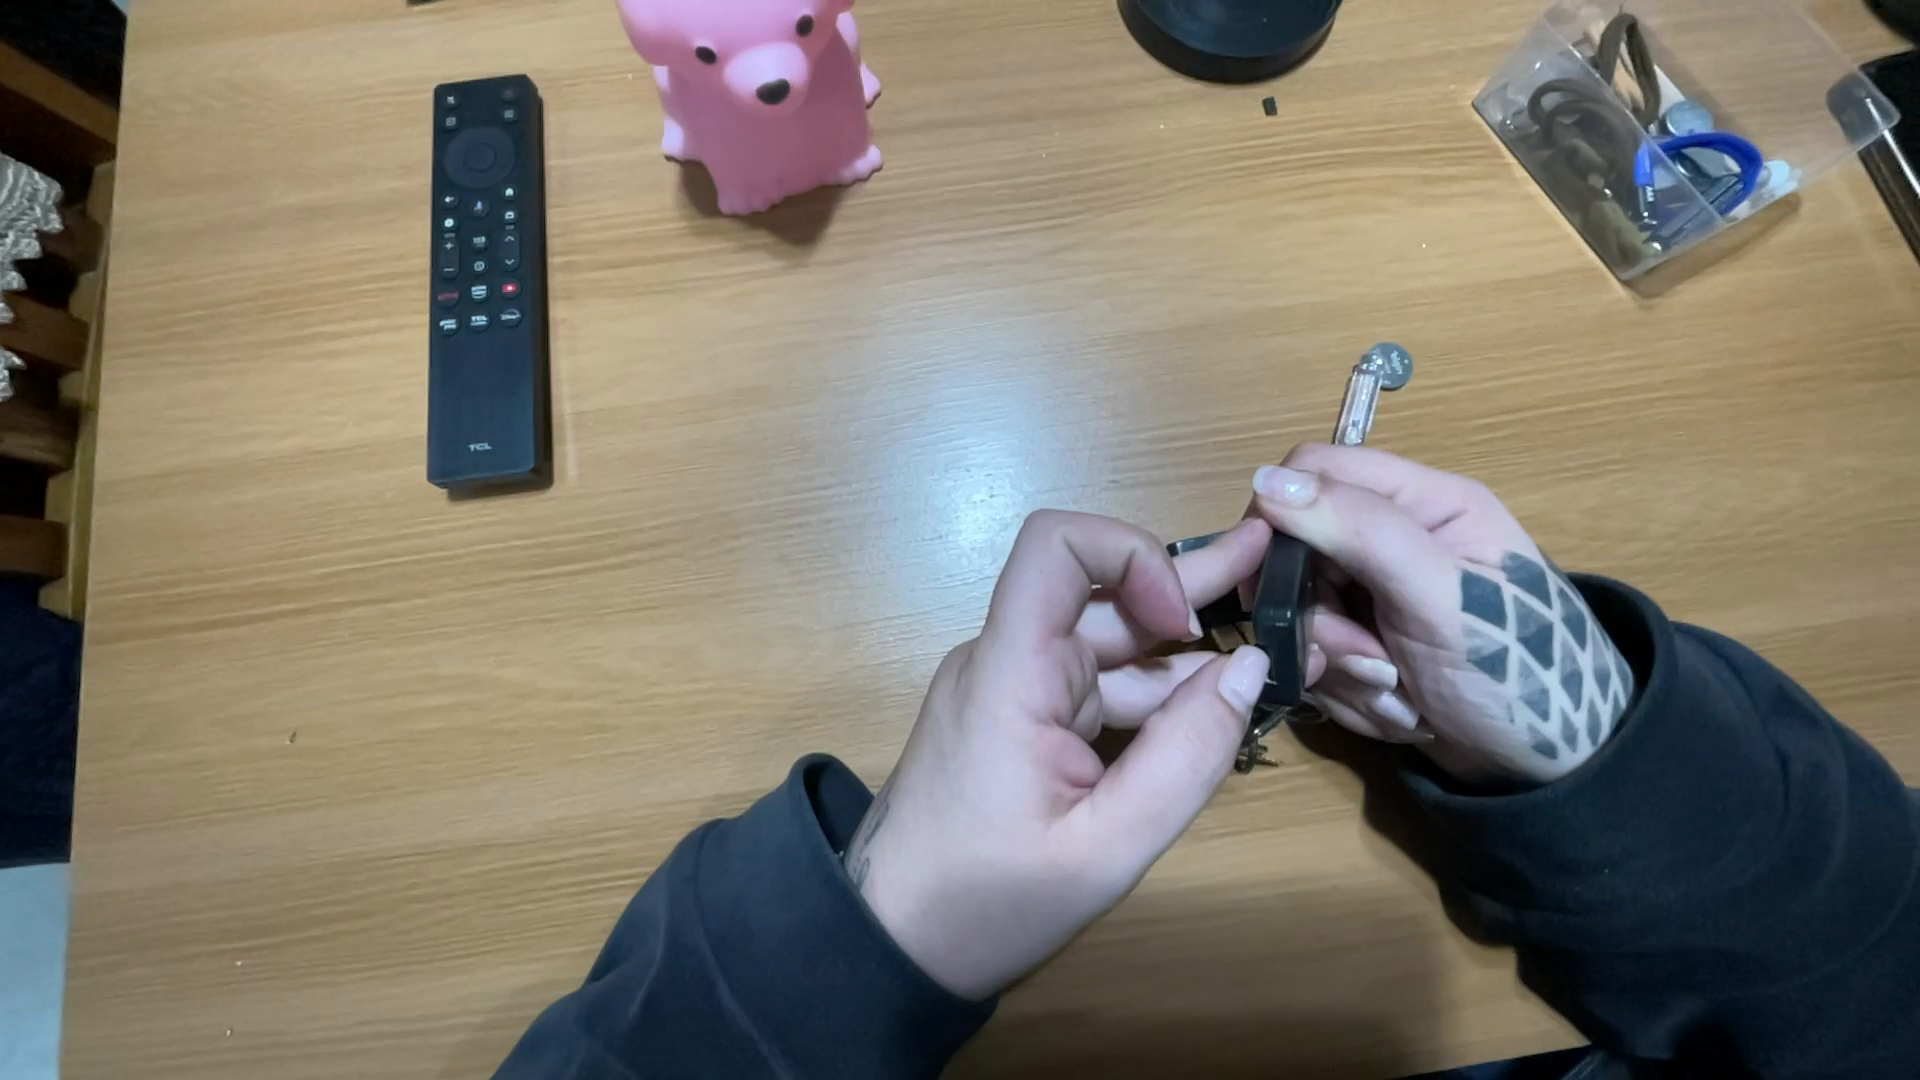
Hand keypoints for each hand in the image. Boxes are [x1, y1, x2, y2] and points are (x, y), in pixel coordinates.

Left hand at [843, 512, 1274, 999]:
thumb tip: (1252, 666)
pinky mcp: (1021, 713)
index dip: (1129, 553)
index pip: (1054, 546)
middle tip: (1267, 558)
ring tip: (1268, 627)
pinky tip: (1211, 694)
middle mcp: (1008, 658)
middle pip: (1097, 589)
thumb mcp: (1105, 848)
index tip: (1186, 618)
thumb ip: (1185, 757)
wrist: (897, 935)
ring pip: (1104, 638)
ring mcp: (1014, 684)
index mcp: (1011, 671)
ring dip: (1179, 640)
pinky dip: (1152, 687)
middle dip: (1185, 579)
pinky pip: (1095, 681)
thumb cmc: (987, 901)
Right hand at [1248, 444, 1635, 785]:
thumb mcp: (1440, 597)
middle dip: (1318, 618)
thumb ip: (1361, 531)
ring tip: (1396, 694)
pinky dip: (1342, 689)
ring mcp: (1369, 595)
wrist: (1550, 770)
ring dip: (1334, 663)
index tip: (1271, 577)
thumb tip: (1266, 484)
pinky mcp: (1356, 641)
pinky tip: (1394, 709)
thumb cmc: (1517, 671)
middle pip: (1294, 553)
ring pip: (1298, 612)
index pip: (1313, 473)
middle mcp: (1389, 541)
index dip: (1277, 517)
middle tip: (1365, 660)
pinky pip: (1310, 653)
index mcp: (1422, 503)